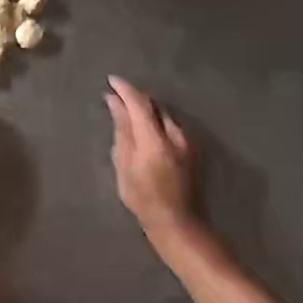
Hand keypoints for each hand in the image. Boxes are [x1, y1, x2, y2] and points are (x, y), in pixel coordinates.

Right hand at [106, 76, 209, 255]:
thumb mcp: (124, 163)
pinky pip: (171, 123)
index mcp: (155, 139)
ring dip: (147, 108)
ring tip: (129, 111)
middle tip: (116, 96)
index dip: (125, 88)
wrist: (178, 222)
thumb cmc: (143, 197)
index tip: (110, 80)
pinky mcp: (192, 148)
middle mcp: (175, 134)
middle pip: (154, 104)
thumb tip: (114, 101)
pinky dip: (156, 119)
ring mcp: (187, 141)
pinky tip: (146, 126)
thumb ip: (122, 129)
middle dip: (135, 97)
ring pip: (164, 113)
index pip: (140, 102)